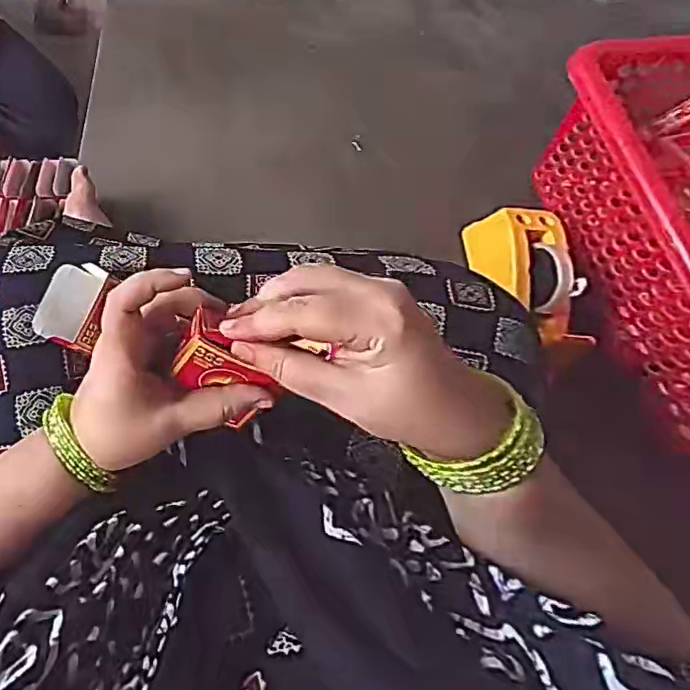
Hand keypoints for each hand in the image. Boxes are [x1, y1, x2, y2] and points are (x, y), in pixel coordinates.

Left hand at [67, 269, 276, 470]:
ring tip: (224, 333)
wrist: (87, 450)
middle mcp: (126, 337)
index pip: (126, 298)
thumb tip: (257, 393)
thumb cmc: (113, 434)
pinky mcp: (143, 352)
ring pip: (167, 316)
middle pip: (159, 302)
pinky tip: (211, 350)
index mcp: (120, 347)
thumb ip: (216, 407)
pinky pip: (170, 334)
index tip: (184, 279)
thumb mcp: (170, 422)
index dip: (154, 281)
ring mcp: (134, 342)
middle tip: (225, 318)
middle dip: (195, 302)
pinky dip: (192, 336)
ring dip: (196, 319)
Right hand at [219, 265, 513, 459]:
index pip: (303, 310)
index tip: (227, 331)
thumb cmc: (415, 413)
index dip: (258, 320)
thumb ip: (291, 370)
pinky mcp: (377, 291)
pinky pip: (327, 284)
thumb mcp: (345, 400)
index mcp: (380, 319)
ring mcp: (381, 286)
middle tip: (233, 325)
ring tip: (250, 322)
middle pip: (304, 281)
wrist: (462, 412)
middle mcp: (381, 291)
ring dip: (277, 297)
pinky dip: (298, 297)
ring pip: (312, 276)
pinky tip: (280, 317)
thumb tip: (247, 349)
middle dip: (263, 302)